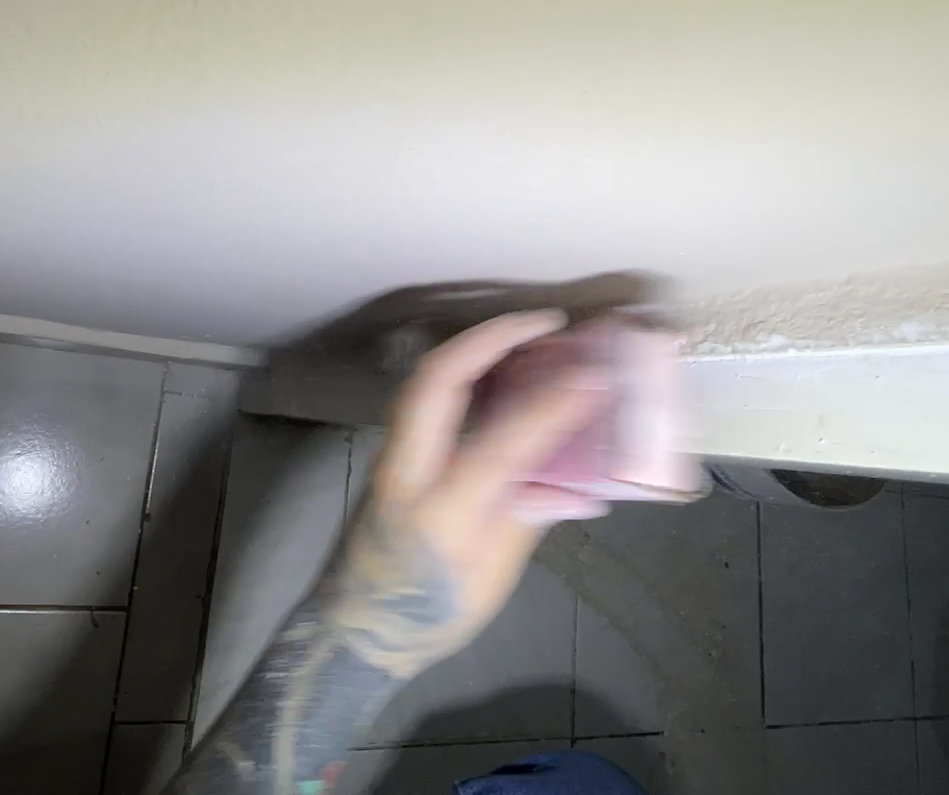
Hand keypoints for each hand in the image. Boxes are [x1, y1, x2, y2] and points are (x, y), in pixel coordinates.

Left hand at [326, 310, 611, 679]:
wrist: (355, 625)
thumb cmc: (429, 611)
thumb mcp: (492, 576)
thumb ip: (528, 514)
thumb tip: (574, 474)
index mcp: (440, 513)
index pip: (497, 445)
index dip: (549, 406)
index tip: (593, 376)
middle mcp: (406, 470)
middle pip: (436, 381)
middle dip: (490, 338)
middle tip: (546, 322)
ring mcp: (390, 454)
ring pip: (424, 378)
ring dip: (475, 345)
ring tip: (526, 333)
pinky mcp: (389, 451)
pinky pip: (425, 394)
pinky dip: (463, 368)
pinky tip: (496, 365)